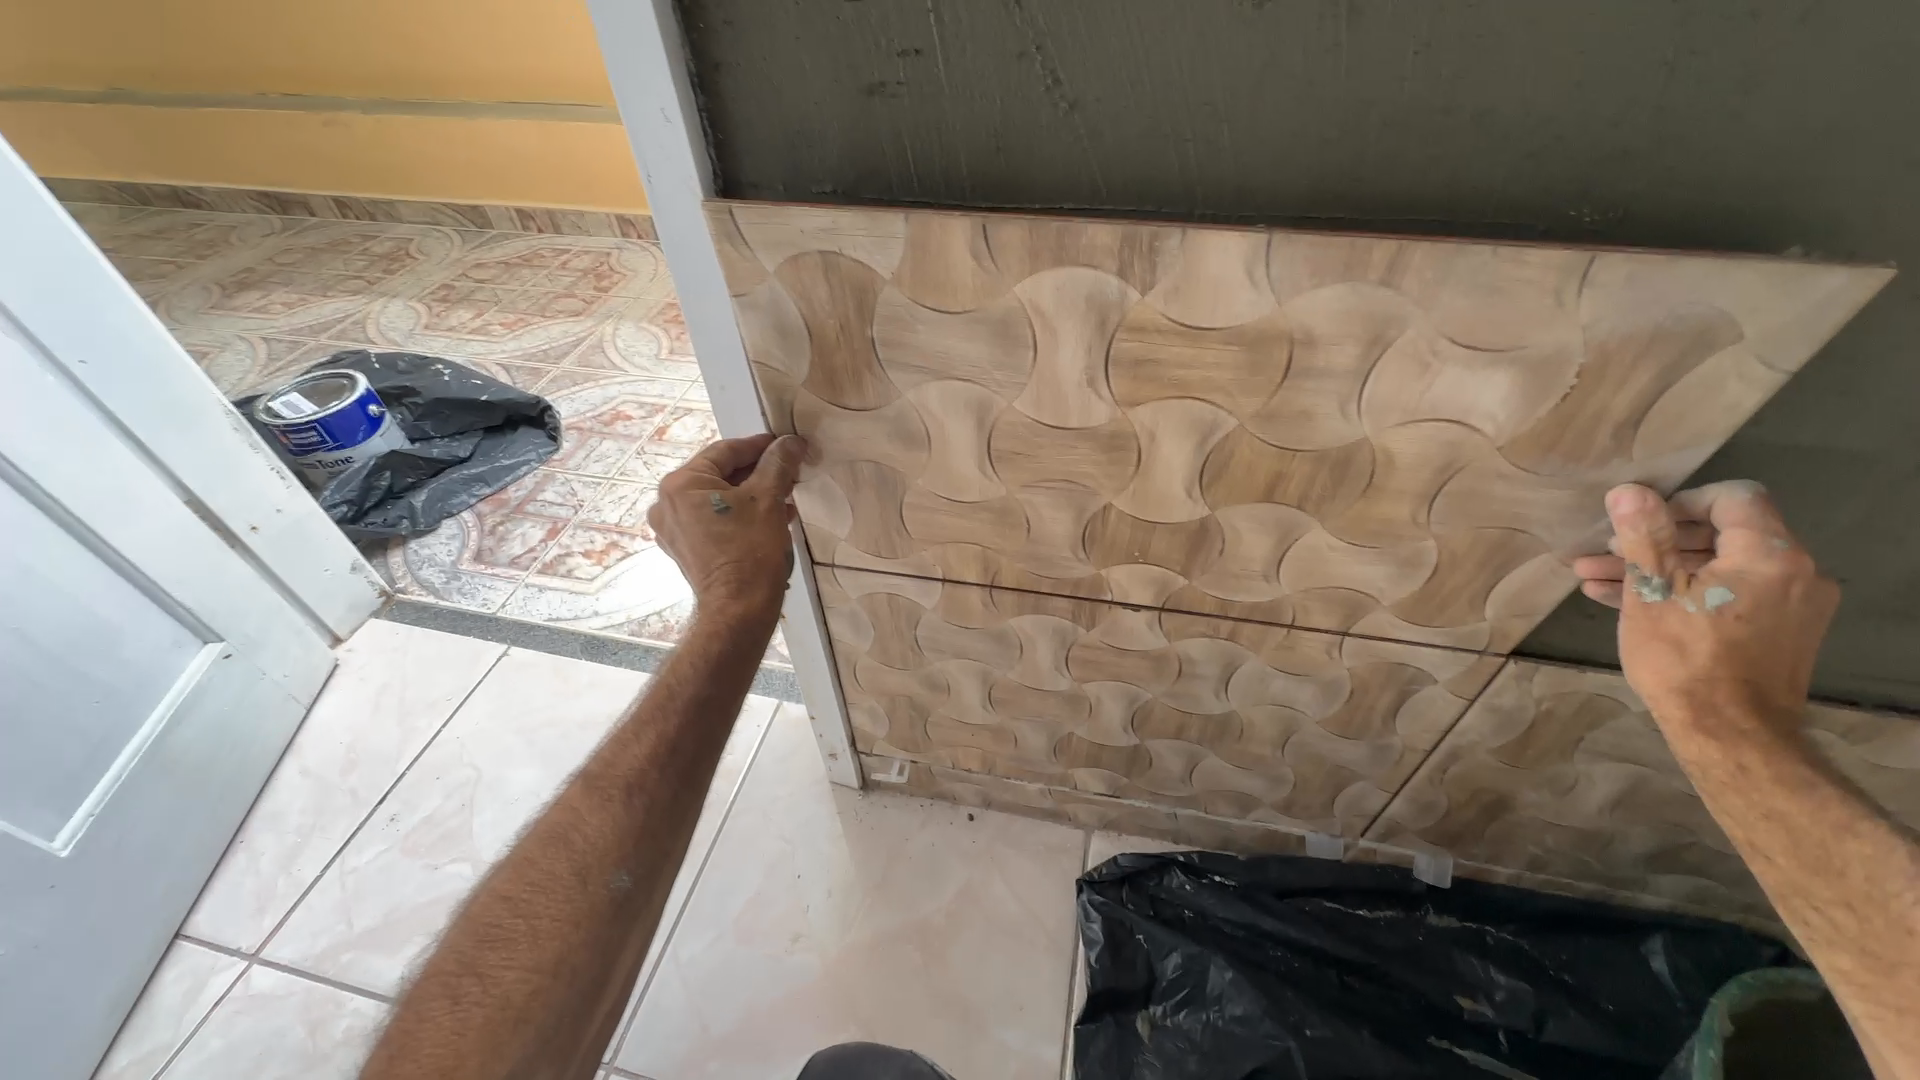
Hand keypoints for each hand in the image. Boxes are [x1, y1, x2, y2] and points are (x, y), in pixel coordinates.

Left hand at [648, 433, 805, 614]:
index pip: (725, 451)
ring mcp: (673, 530)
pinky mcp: (684, 550)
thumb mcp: (768, 498)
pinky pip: (713, 521)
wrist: (740, 609)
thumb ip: (778, 463)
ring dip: (752, 494)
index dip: (760, 445)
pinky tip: (770, 518)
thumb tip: (791, 441)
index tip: (786, 444)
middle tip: (789, 471)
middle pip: (719, 474)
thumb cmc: (751, 550)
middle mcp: (667, 504)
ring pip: (718, 499)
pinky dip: (739, 515)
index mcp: (680, 484)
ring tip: (786, 497)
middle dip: (757, 472)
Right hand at [1572, 481, 1838, 729]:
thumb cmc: (1684, 656)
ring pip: (1718, 567)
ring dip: (1659, 568)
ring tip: (1596, 578)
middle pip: (1722, 534)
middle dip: (1655, 540)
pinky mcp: (1780, 630)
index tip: (1635, 522)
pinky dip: (1684, 591)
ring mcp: (1793, 604)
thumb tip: (1629, 491)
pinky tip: (1628, 601)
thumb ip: (1643, 536)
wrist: (1729, 732)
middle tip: (1603, 551)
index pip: (1732, 498)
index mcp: (1771, 555)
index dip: (1679, 502)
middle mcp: (1797, 572)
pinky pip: (1729, 593)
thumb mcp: (1651, 591)